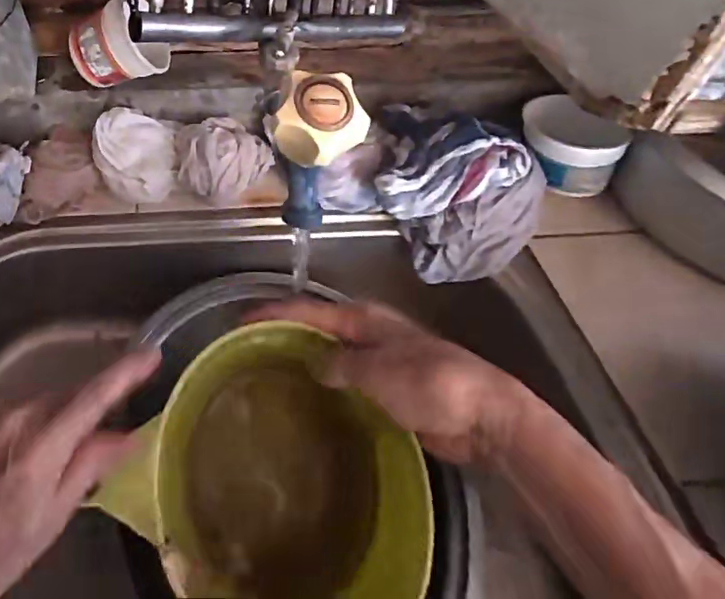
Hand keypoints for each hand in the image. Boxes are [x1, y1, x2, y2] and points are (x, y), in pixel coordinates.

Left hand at [0, 348, 160, 598]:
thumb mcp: (49, 521)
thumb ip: (89, 467)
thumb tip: (129, 435)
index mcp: (41, 442)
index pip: (95, 395)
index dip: (126, 372)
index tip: (151, 354)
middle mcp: (14, 411)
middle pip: (68, 395)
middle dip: (88, 406)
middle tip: (100, 432)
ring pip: (39, 398)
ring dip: (54, 415)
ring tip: (47, 458)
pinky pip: (9, 405)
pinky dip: (22, 420)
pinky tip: (10, 455)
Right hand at [247, 299, 524, 464]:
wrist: (483, 415)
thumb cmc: (429, 383)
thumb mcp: (377, 371)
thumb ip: (341, 364)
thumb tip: (314, 363)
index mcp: (363, 317)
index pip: (308, 308)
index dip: (274, 311)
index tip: (242, 317)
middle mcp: (367, 331)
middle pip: (316, 325)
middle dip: (285, 331)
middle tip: (250, 345)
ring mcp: (379, 357)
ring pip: (331, 351)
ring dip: (304, 356)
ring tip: (270, 370)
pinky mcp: (388, 385)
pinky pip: (346, 377)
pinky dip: (326, 380)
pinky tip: (310, 397)